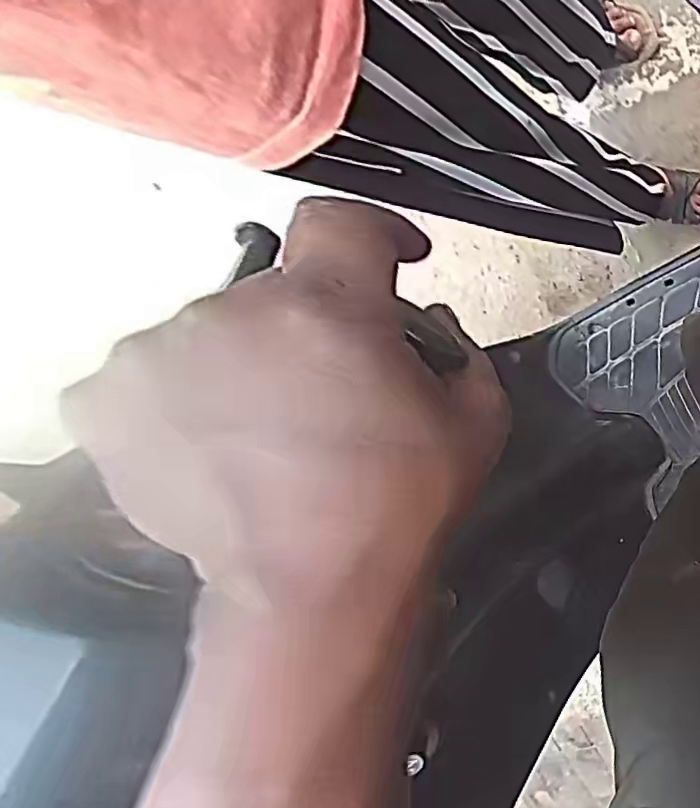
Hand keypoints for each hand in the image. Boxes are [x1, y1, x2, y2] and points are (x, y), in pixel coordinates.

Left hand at [61, 198, 509, 610]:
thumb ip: (464, 354)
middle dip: (331, 332)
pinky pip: (168, 374)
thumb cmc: (406, 498)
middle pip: (289, 294)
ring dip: (268, 364)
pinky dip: (208, 396)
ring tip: (300, 432)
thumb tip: (429, 329)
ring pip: (226, 334)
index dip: (381, 231)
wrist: (316, 576)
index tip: (399, 251)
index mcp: (330, 312)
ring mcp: (154, 353)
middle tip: (361, 393)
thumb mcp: (481, 422)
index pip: (345, 223)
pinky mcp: (103, 399)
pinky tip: (245, 446)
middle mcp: (228, 313)